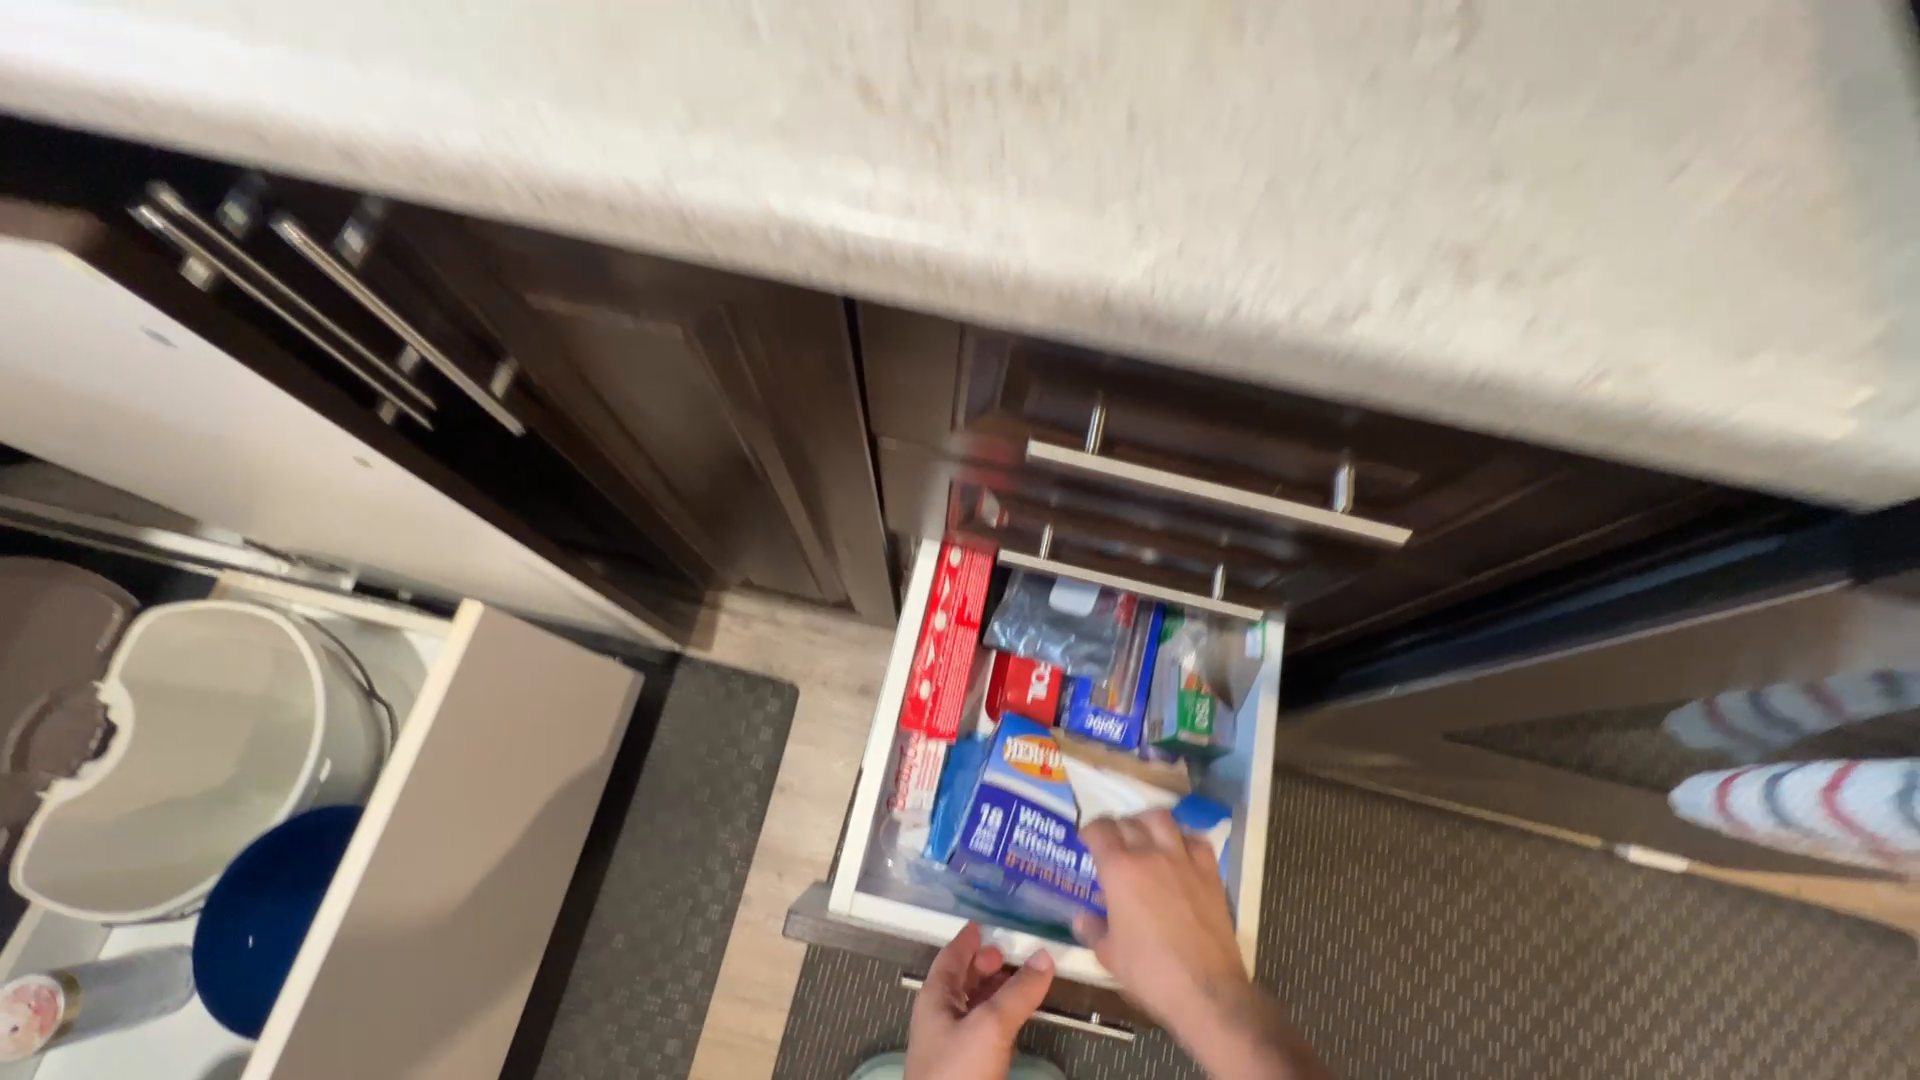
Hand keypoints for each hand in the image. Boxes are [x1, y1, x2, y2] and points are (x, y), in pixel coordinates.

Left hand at [905, 922, 1054, 1079]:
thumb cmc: (959, 1072)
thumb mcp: (991, 1025)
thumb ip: (1018, 991)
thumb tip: (1044, 956)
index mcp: (935, 998)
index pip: (949, 957)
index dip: (966, 940)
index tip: (982, 924)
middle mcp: (939, 1017)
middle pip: (960, 981)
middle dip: (983, 965)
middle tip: (1008, 951)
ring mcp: (950, 1046)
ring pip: (972, 1007)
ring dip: (993, 991)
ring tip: (1019, 980)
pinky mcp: (966, 1071)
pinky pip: (981, 1031)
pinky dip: (998, 1017)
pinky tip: (1015, 1020)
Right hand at [1078, 810, 1325, 1079]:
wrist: (1206, 990)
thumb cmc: (1150, 973)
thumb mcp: (1109, 956)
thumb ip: (1092, 930)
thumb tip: (1082, 918)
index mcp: (1119, 870)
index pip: (1099, 829)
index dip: (1089, 831)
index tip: (1087, 841)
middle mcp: (1149, 854)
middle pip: (1128, 821)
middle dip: (1115, 828)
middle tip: (1112, 844)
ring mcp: (1183, 860)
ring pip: (1162, 819)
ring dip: (1147, 822)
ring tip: (1144, 836)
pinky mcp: (1209, 873)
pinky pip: (1195, 840)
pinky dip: (1183, 839)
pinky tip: (1179, 853)